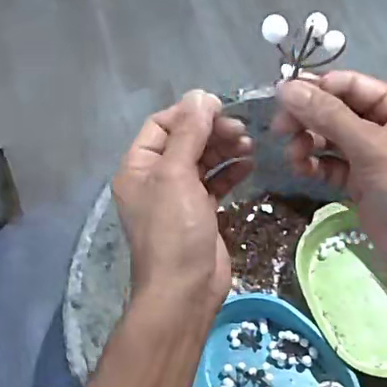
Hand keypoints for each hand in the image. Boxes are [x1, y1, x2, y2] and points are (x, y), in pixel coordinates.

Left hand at [113, 91, 252, 309]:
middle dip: (211, 131)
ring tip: (248, 146)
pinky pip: (214, 184)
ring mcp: (178, 199)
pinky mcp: (200, 215)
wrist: (185, 290)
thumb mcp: (176, 175)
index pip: (161, 125)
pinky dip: (230, 172)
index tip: (221, 109)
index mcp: (138, 168)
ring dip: (224, 150)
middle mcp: (154, 180)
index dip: (189, 113)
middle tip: (240, 131)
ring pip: (202, 162)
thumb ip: (189, 133)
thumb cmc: (174, 231)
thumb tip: (201, 96)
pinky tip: (248, 165)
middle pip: (184, 141)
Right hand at [272, 71, 386, 270]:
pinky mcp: (359, 183)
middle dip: (307, 118)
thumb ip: (328, 116)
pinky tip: (303, 171)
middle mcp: (382, 126)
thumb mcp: (370, 146)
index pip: (347, 85)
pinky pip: (330, 166)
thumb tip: (285, 88)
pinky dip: (315, 166)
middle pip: (335, 111)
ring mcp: (370, 156)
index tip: (281, 99)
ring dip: (307, 143)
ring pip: (329, 139)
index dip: (315, 89)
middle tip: (280, 130)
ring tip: (294, 157)